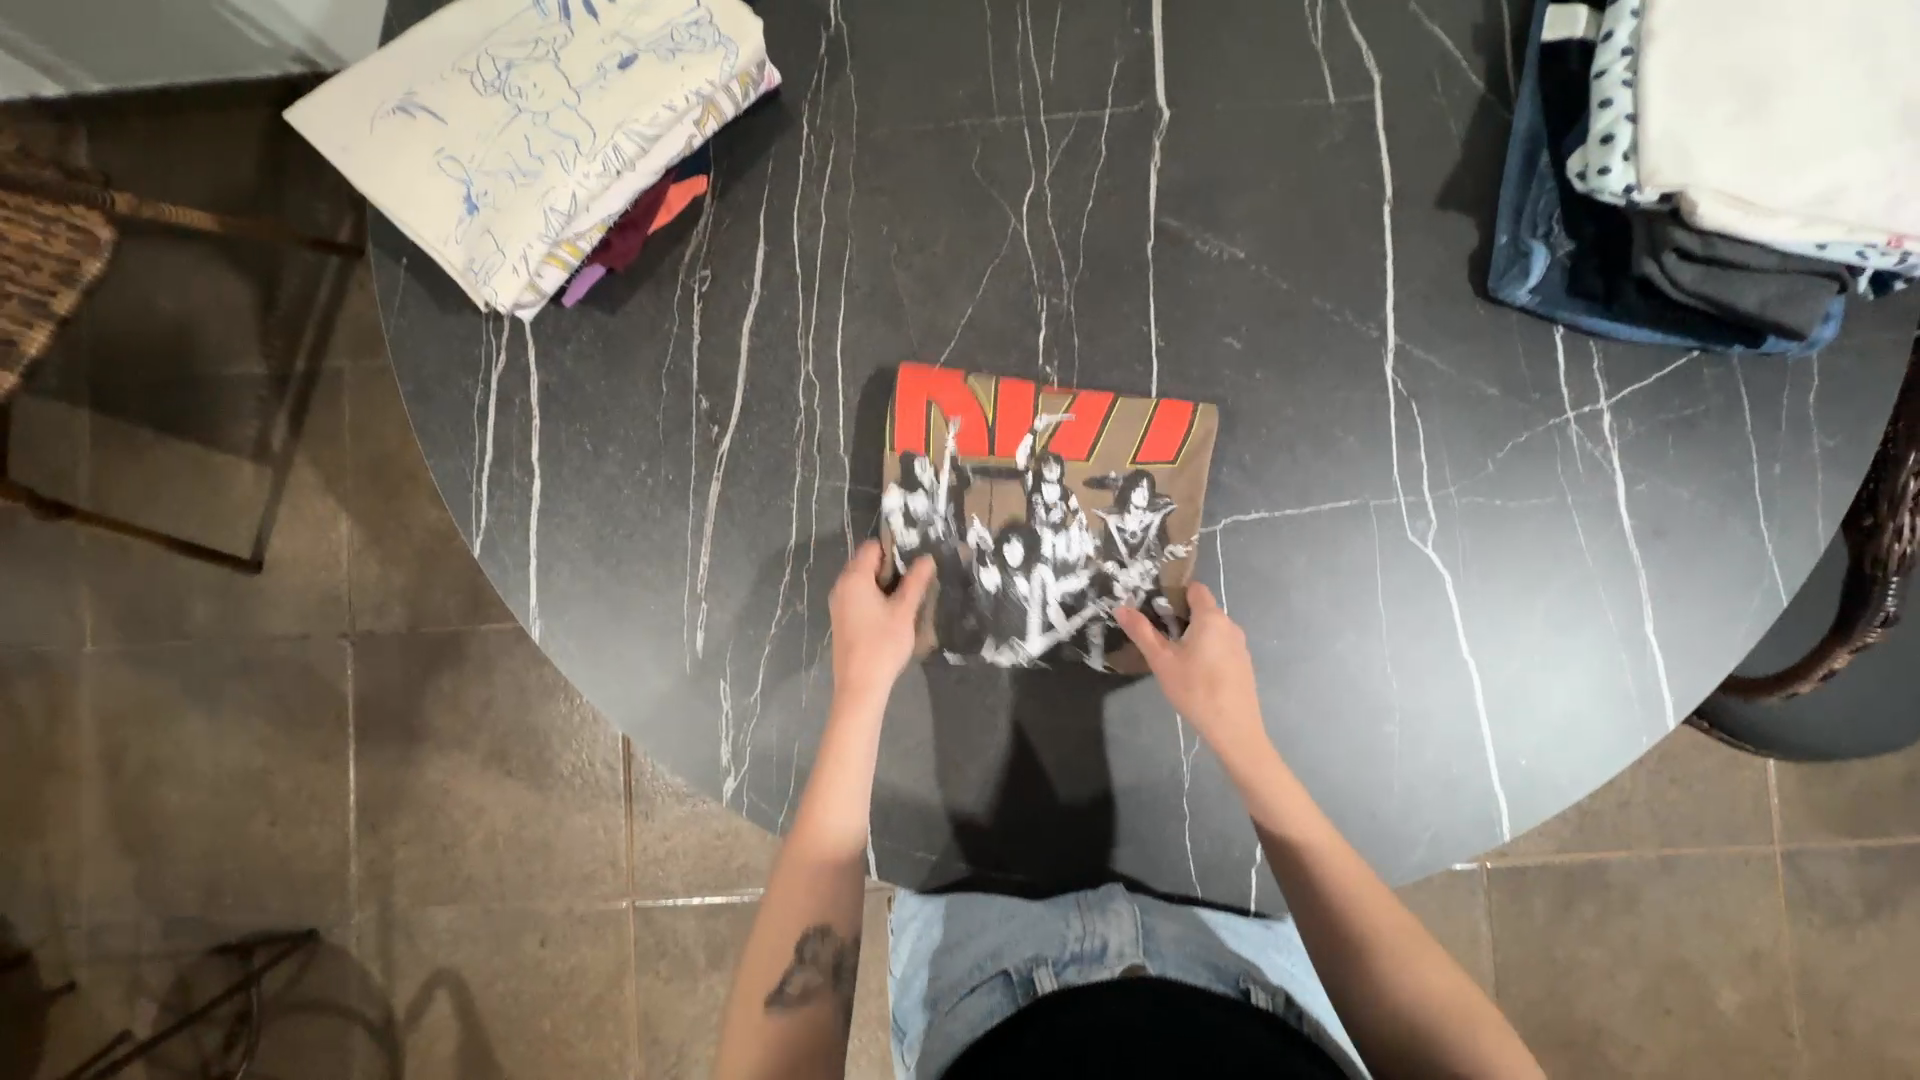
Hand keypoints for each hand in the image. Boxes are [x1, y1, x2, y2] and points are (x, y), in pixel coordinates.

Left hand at [830, 541, 933, 705]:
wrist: (860, 684)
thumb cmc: (883, 644)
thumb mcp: (904, 611)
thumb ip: (916, 582)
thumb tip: (927, 558)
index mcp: (854, 578)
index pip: (872, 547)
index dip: (894, 550)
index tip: (913, 563)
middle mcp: (841, 586)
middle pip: (865, 562)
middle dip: (890, 567)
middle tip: (914, 580)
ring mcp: (838, 603)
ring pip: (862, 581)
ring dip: (883, 584)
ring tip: (906, 597)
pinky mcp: (840, 619)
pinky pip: (857, 596)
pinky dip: (873, 597)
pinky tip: (890, 613)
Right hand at [1116, 583, 1268, 755]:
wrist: (1234, 728)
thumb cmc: (1195, 689)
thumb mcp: (1161, 660)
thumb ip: (1141, 631)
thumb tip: (1121, 607)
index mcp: (1211, 618)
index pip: (1195, 589)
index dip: (1175, 592)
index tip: (1155, 608)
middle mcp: (1230, 625)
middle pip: (1203, 609)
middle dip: (1180, 616)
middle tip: (1158, 636)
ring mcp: (1240, 645)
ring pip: (1212, 629)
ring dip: (1193, 634)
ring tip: (1173, 655)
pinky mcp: (1243, 663)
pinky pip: (1221, 645)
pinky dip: (1207, 649)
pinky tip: (1194, 672)